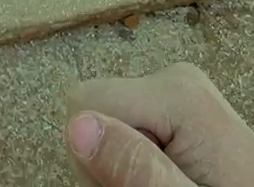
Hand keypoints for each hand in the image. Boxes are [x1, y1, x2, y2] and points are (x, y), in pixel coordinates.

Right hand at [65, 64, 253, 186]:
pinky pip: (126, 125)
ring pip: (106, 120)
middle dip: (107, 160)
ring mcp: (178, 91)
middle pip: (94, 109)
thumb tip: (76, 127)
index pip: (85, 103)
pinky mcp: (178, 107)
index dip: (94, 155)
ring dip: (119, 164)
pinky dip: (134, 160)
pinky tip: (165, 181)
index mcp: (178, 93)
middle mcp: (175, 77)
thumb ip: (138, 170)